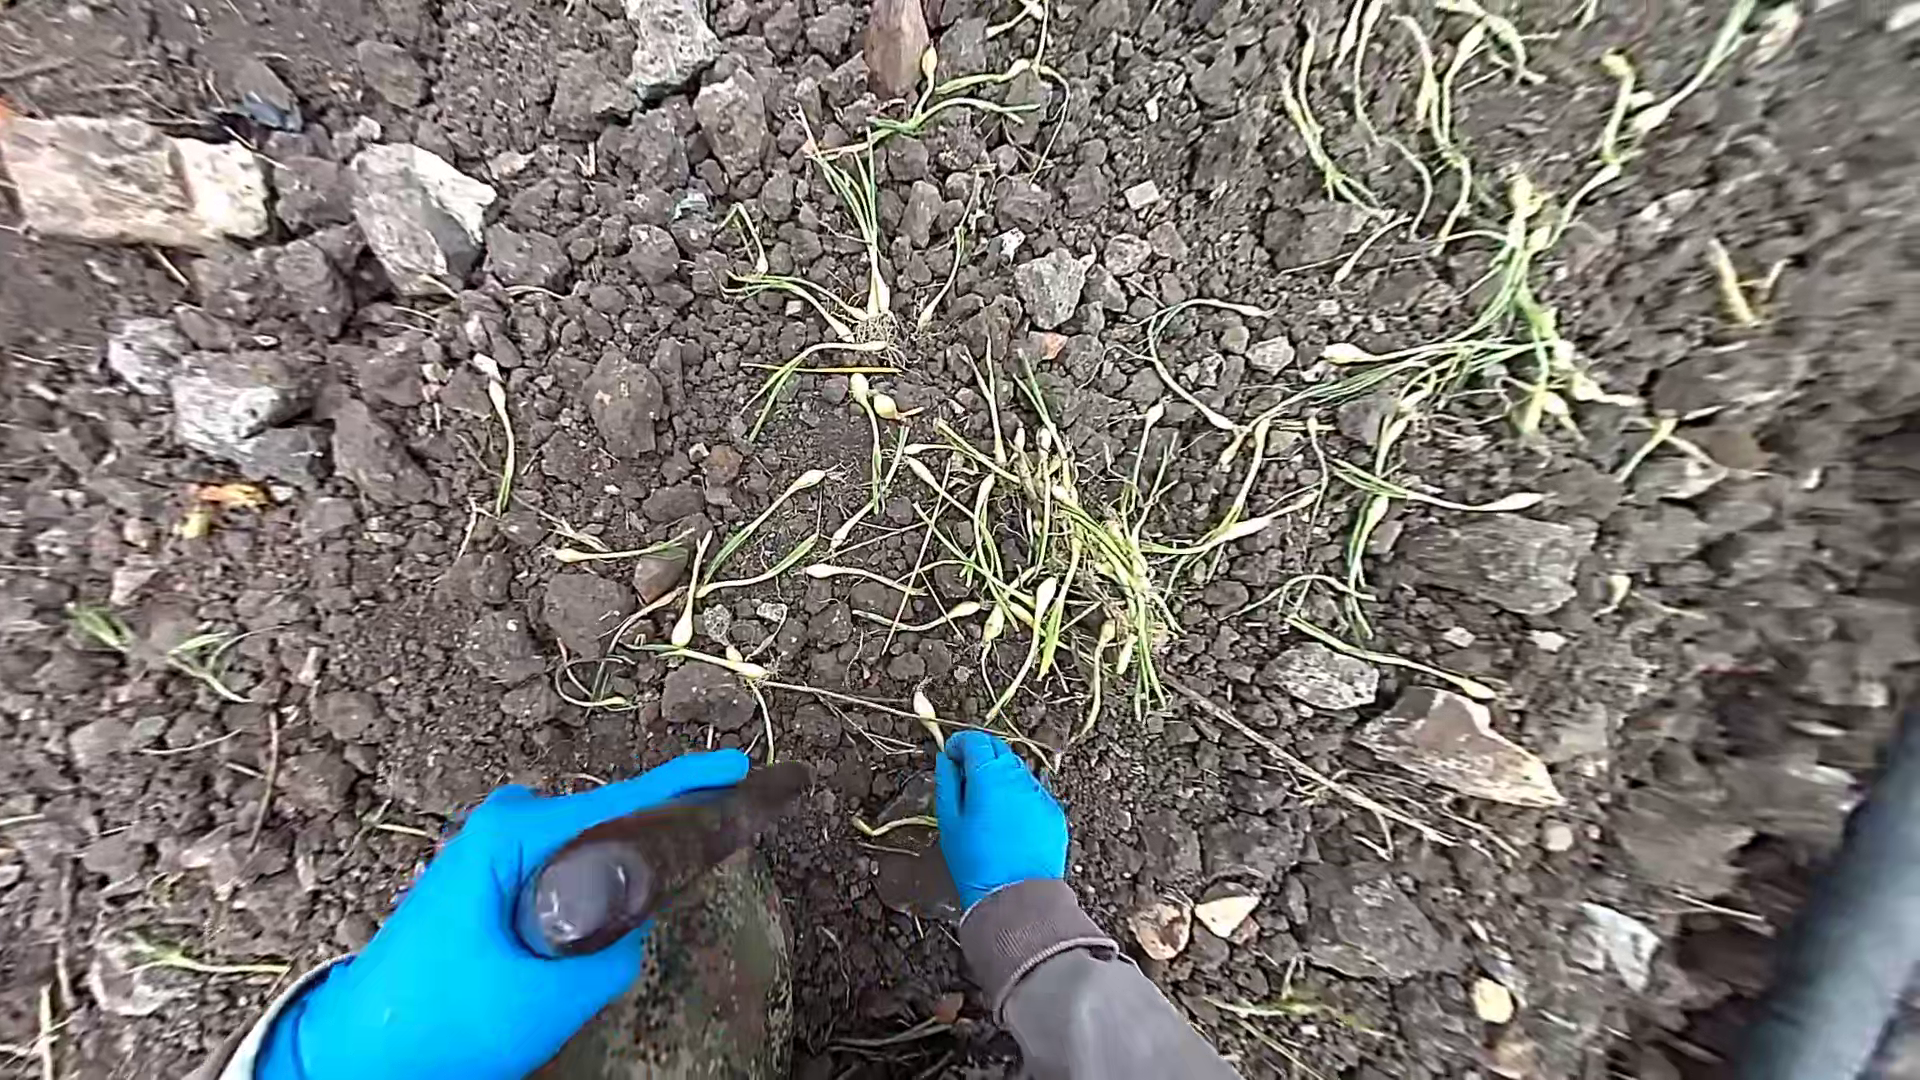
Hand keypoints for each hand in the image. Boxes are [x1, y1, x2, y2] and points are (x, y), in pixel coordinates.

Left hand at [259, 750, 751, 1079]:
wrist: (348, 1067)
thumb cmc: (442, 1028)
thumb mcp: (548, 994)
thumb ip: (618, 947)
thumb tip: (645, 914)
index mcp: (516, 832)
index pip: (623, 799)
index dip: (687, 780)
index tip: (736, 767)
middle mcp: (511, 817)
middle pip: (614, 810)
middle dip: (666, 819)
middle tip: (717, 826)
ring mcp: (501, 835)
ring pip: (593, 832)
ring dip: (632, 848)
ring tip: (672, 865)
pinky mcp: (496, 859)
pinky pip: (571, 848)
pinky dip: (603, 861)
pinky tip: (620, 887)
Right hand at [934, 731, 1067, 907]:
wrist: (1017, 900)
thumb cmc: (977, 864)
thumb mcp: (950, 822)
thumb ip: (947, 783)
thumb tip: (945, 760)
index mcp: (989, 775)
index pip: (975, 740)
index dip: (959, 744)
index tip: (951, 755)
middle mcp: (1018, 777)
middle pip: (998, 749)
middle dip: (980, 755)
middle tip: (965, 775)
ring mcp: (1039, 793)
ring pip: (1016, 769)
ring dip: (999, 774)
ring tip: (986, 801)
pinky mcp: (1053, 812)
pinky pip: (1032, 792)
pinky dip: (1018, 794)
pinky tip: (1007, 818)